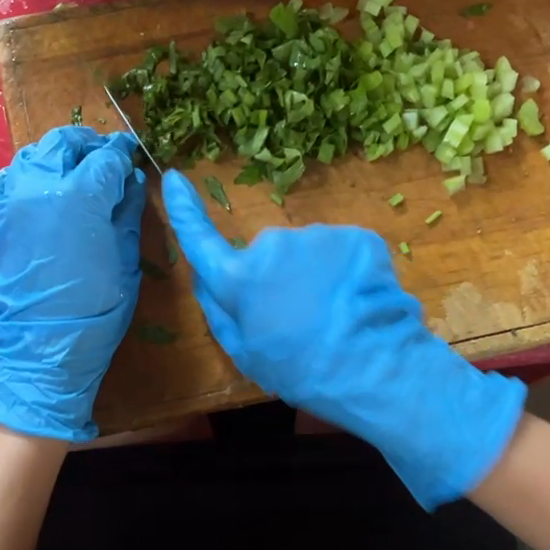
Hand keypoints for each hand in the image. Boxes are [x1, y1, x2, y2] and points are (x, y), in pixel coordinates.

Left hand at [0, 127, 146, 441]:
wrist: (48, 342)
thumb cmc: (99, 305)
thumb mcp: (126, 255)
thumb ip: (128, 209)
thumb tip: (131, 179)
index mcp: (79, 195)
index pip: (105, 157)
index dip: (122, 153)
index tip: (131, 153)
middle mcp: (40, 186)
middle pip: (63, 143)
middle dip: (88, 145)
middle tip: (105, 157)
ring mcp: (12, 199)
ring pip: (33, 154)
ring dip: (56, 155)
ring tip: (75, 169)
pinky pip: (8, 179)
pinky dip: (27, 174)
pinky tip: (43, 187)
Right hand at [163, 172, 524, 508]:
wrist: (376, 370)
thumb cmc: (301, 370)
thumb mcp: (245, 354)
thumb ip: (218, 310)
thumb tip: (202, 275)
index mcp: (239, 279)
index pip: (201, 239)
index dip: (184, 210)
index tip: (173, 179)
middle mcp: (272, 245)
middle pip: (266, 256)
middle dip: (277, 278)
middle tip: (298, 319)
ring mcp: (318, 236)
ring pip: (306, 254)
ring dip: (314, 276)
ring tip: (333, 316)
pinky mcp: (357, 237)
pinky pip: (341, 252)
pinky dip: (346, 272)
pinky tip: (357, 302)